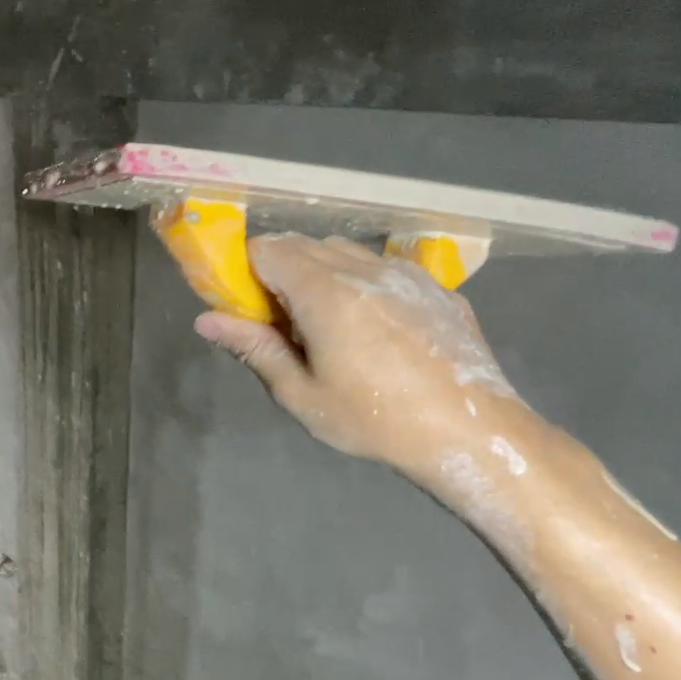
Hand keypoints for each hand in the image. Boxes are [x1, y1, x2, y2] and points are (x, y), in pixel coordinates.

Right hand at [193, 234, 529, 482]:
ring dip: (317, 272)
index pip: (268, 249)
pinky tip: (367, 323)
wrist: (475, 435)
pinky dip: (358, 280)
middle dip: (277, 271)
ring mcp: (408, 275)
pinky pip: (382, 265)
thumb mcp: (299, 392)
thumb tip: (205, 319)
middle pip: (302, 244)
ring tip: (322, 320)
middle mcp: (366, 271)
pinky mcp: (438, 288)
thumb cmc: (374, 419)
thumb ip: (253, 347)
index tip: (243, 305)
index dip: (245, 271)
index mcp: (327, 294)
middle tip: (278, 320)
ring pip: (342, 250)